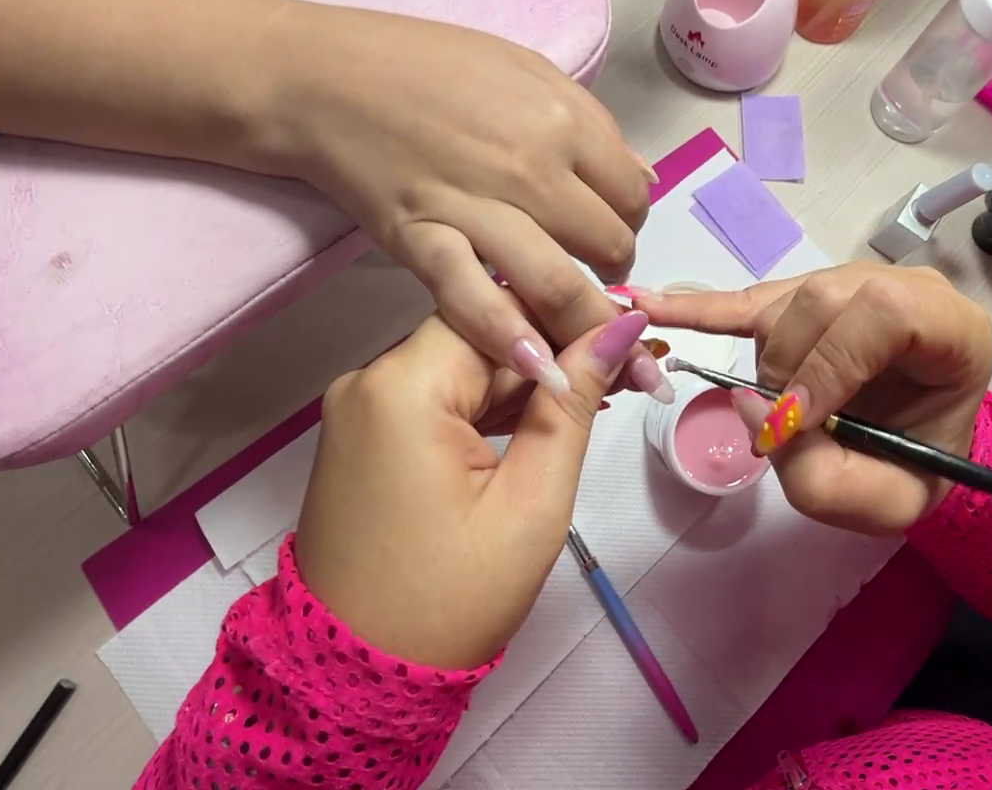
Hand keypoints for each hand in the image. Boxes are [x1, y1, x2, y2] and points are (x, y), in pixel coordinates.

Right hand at [271, 10, 660, 398]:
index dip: (631, 221)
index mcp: (562, 121)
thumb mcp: (527, 68)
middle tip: (597, 274)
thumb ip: (591, 124)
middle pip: (608, 245)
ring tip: (580, 323)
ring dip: (583, 317)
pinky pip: (474, 299)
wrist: (326, 76)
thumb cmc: (428, 63)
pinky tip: (535, 364)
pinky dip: (509, 338)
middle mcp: (531, 170)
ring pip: (558, 284)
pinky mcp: (422, 242)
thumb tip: (641, 177)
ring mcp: (475, 210)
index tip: (613, 230)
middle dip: (615, 272)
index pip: (632, 196)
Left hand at [296, 307, 650, 668]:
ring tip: (604, 389)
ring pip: (467, 362)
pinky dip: (494, 402)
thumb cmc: (450, 600)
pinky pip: (443, 395)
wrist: (355, 680)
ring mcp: (364, 405)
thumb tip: (619, 327)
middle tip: (633, 369)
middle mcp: (370, 378)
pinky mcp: (369, 431)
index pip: (500, 311)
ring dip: (532, 377)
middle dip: (558, 352)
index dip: (573, 318)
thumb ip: (573, 403)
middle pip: (483, 333)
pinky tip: (548, 412)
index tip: (636, 338)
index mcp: (402, 387)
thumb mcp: (530, 502)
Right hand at [636, 264, 991, 534]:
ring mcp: (846, 279)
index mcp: (949, 328)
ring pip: (779, 304)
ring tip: (783, 410)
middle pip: (816, 302)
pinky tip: (649, 304)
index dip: (831, 364)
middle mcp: (899, 285)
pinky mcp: (798, 295)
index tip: (799, 421)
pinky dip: (695, 308)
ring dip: (766, 366)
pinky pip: (741, 299)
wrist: (916, 442)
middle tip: (788, 427)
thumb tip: (754, 407)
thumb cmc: (914, 469)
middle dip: (788, 373)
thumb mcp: (892, 503)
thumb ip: (825, 477)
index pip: (882, 311)